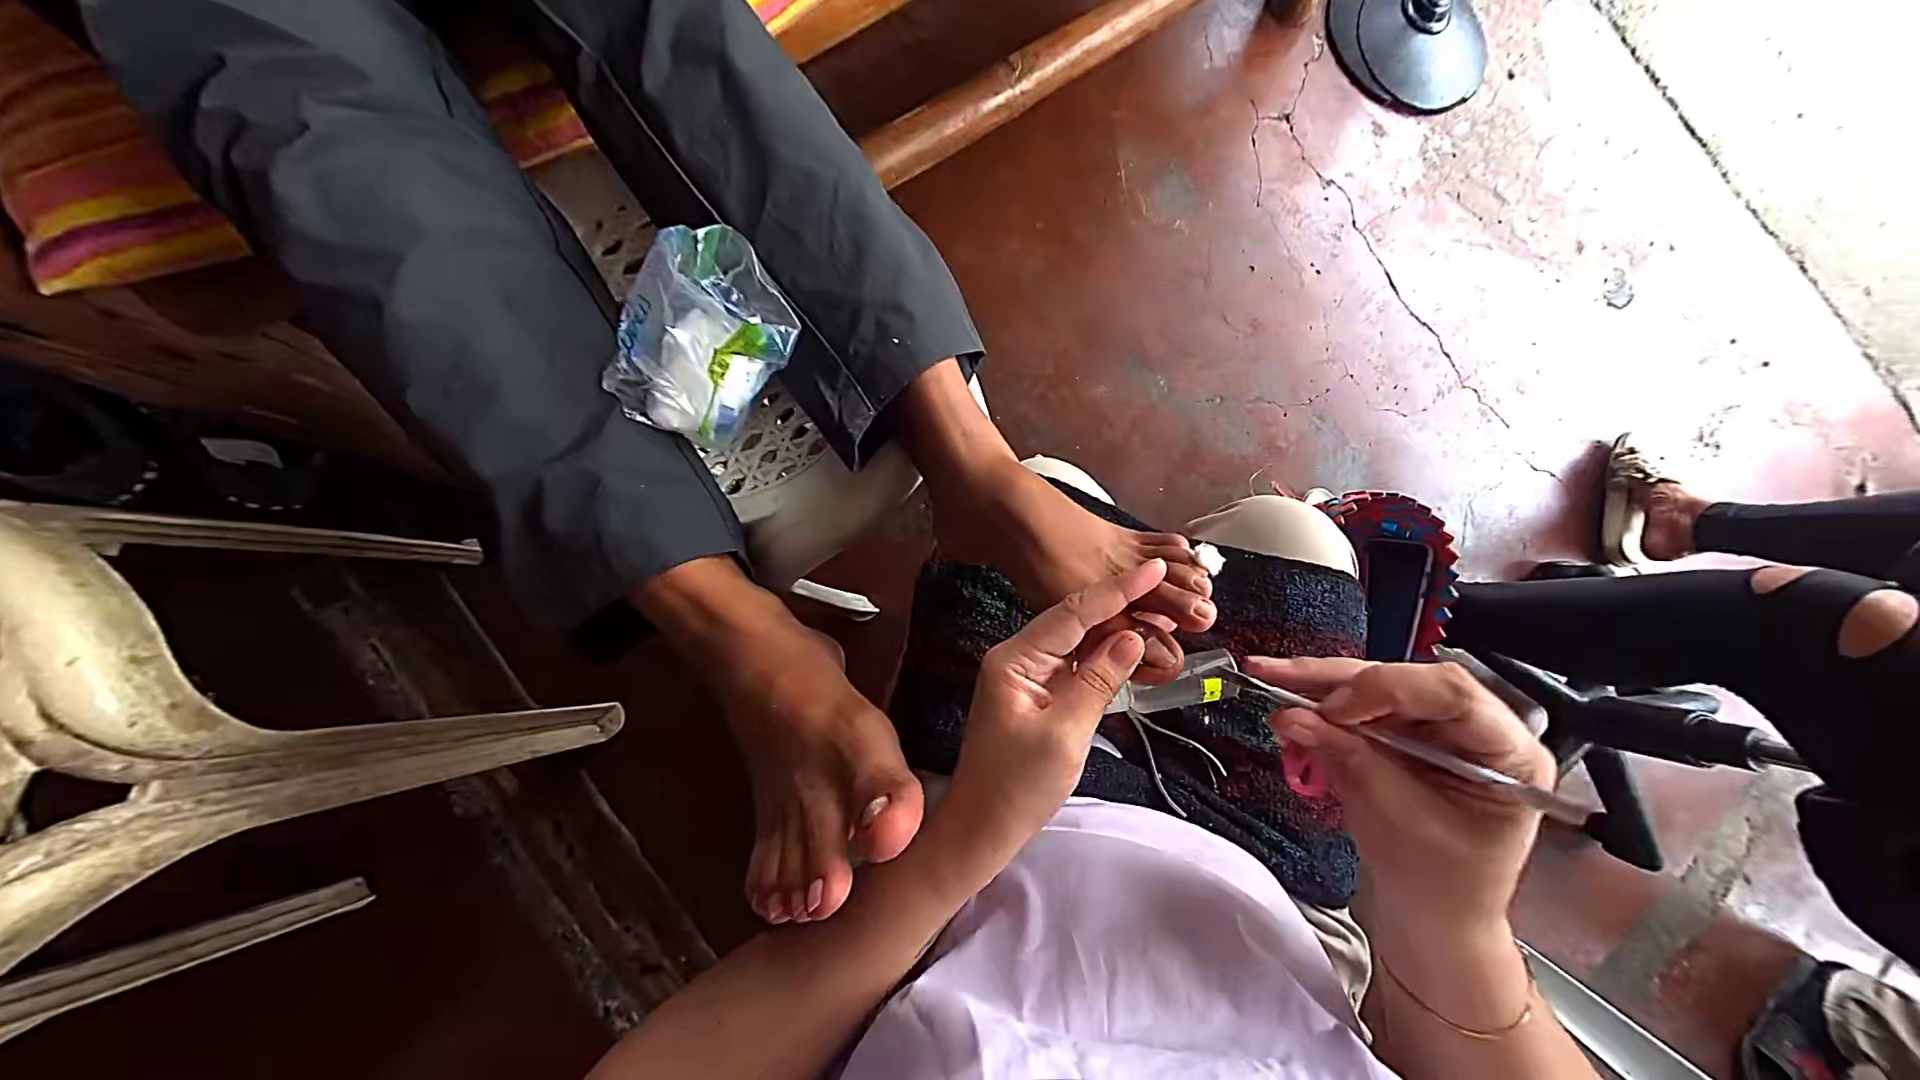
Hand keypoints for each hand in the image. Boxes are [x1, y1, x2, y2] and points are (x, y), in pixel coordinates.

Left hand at [939, 559, 1162, 862]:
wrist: (982, 826)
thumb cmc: (1017, 787)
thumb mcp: (1065, 734)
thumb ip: (1099, 681)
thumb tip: (1133, 637)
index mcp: (1014, 659)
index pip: (1072, 613)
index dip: (1116, 591)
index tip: (1152, 569)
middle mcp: (1017, 657)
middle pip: (1074, 620)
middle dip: (1119, 605)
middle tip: (1166, 590)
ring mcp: (1026, 675)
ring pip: (1077, 642)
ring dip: (1115, 631)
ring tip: (1158, 614)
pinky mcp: (1036, 693)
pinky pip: (1075, 665)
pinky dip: (1103, 658)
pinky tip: (1131, 649)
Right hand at [1245, 657, 1554, 932]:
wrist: (1434, 913)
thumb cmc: (1439, 880)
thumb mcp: (1397, 819)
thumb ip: (1349, 760)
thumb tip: (1292, 717)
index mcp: (1506, 751)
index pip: (1450, 692)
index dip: (1385, 690)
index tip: (1333, 711)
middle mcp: (1473, 725)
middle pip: (1401, 678)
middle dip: (1332, 679)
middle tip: (1274, 674)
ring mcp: (1434, 724)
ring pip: (1370, 684)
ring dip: (1314, 685)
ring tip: (1267, 677)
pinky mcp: (1400, 729)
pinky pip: (1353, 704)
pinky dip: (1314, 707)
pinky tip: (1286, 708)